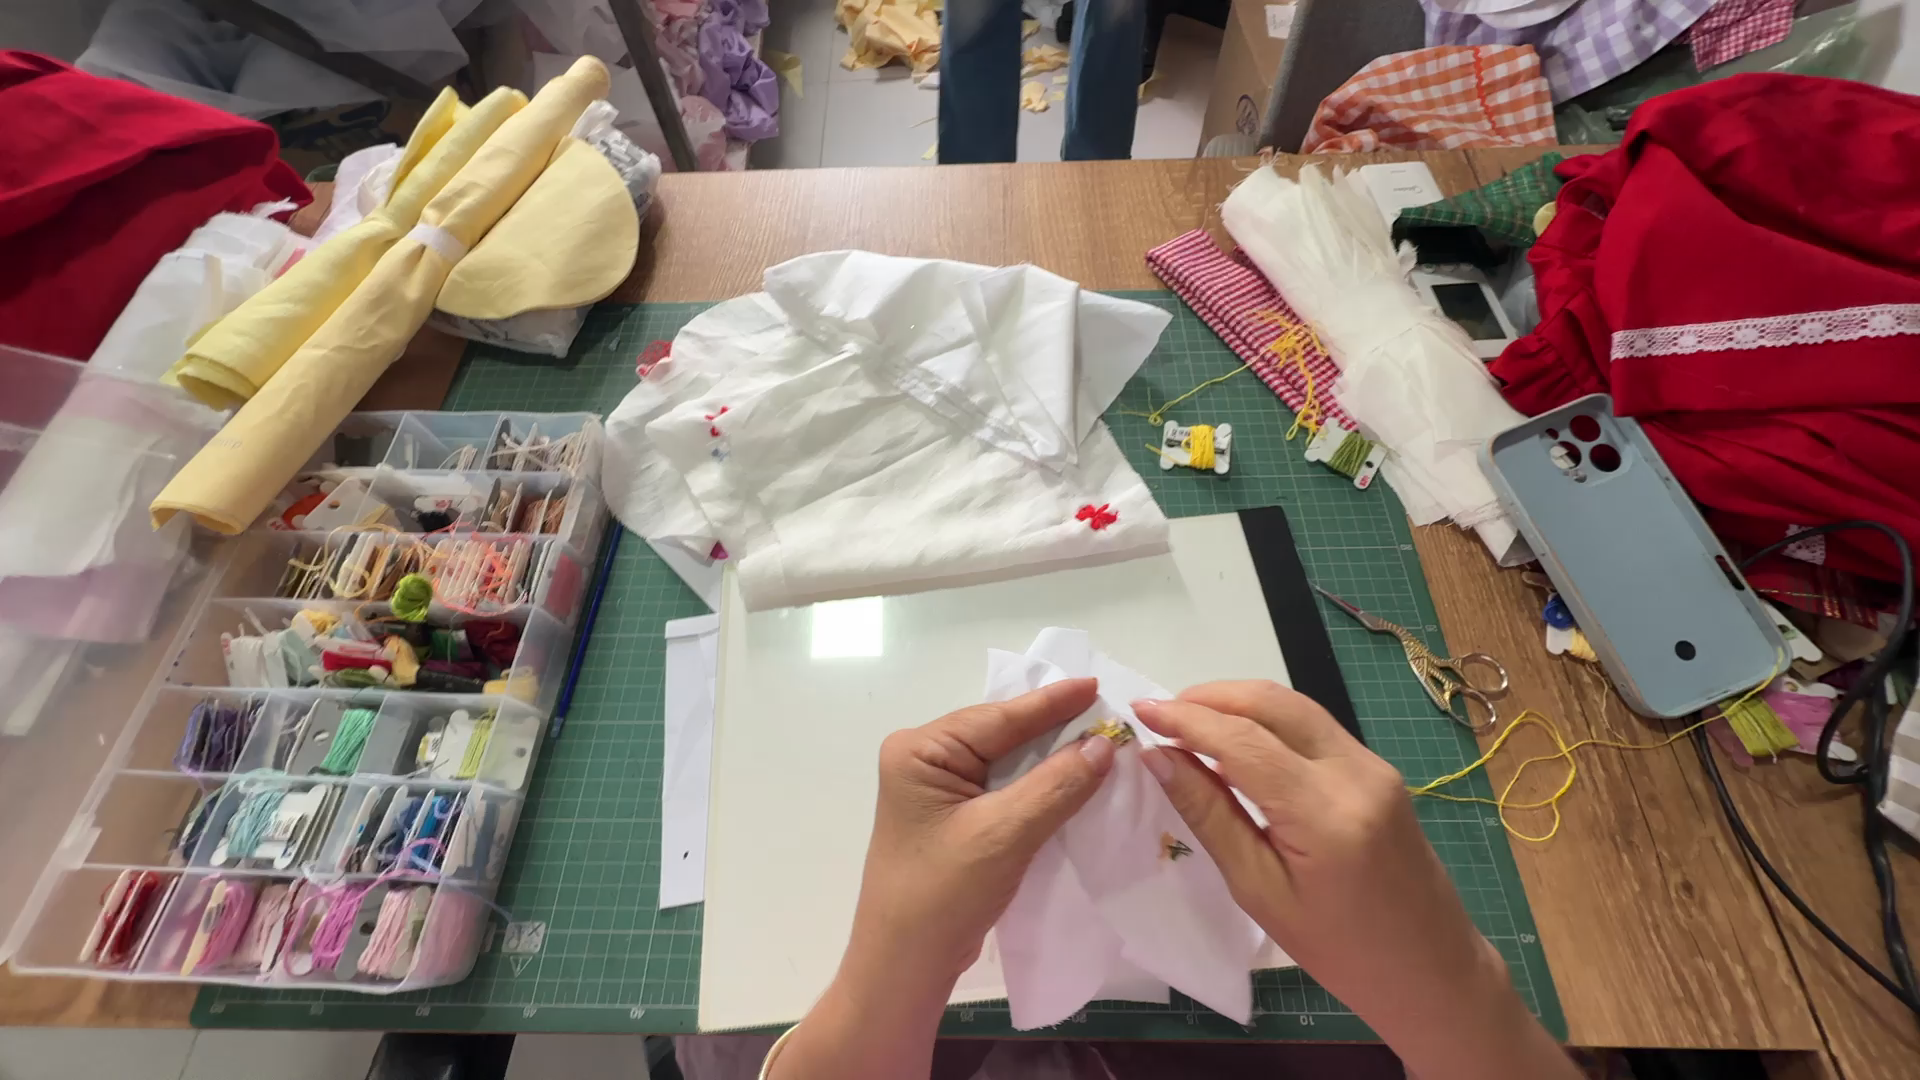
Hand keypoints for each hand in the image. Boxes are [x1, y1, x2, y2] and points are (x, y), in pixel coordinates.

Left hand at [850, 676, 1114, 978]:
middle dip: (1053, 726)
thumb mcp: (1004, 834)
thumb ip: (1056, 785)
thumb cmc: (944, 894)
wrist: (905, 966)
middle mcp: (924, 758)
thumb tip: (1103, 744)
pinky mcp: (952, 813)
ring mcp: (936, 786)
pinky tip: (1069, 774)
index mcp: (920, 750)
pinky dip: (1036, 782)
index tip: (1095, 684)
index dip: (1051, 703)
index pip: (997, 718)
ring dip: (1048, 755)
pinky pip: (1002, 785)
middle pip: (1001, 733)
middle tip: (1105, 710)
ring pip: (1005, 759)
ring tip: (1097, 736)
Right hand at [1133, 682, 1574, 1079]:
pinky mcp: (1376, 767)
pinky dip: (1264, 717)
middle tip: (1161, 713)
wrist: (1436, 975)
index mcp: (1325, 815)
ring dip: (1235, 701)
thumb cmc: (1339, 952)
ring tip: (1187, 721)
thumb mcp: (1259, 891)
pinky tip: (1234, 738)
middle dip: (1208, 696)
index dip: (1185, 718)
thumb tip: (1157, 757)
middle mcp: (1355, 773)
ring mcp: (1372, 765)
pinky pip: (1310, 723)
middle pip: (1270, 702)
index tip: (1139, 710)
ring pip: (1292, 703)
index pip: (1241, 740)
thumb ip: (1208, 814)